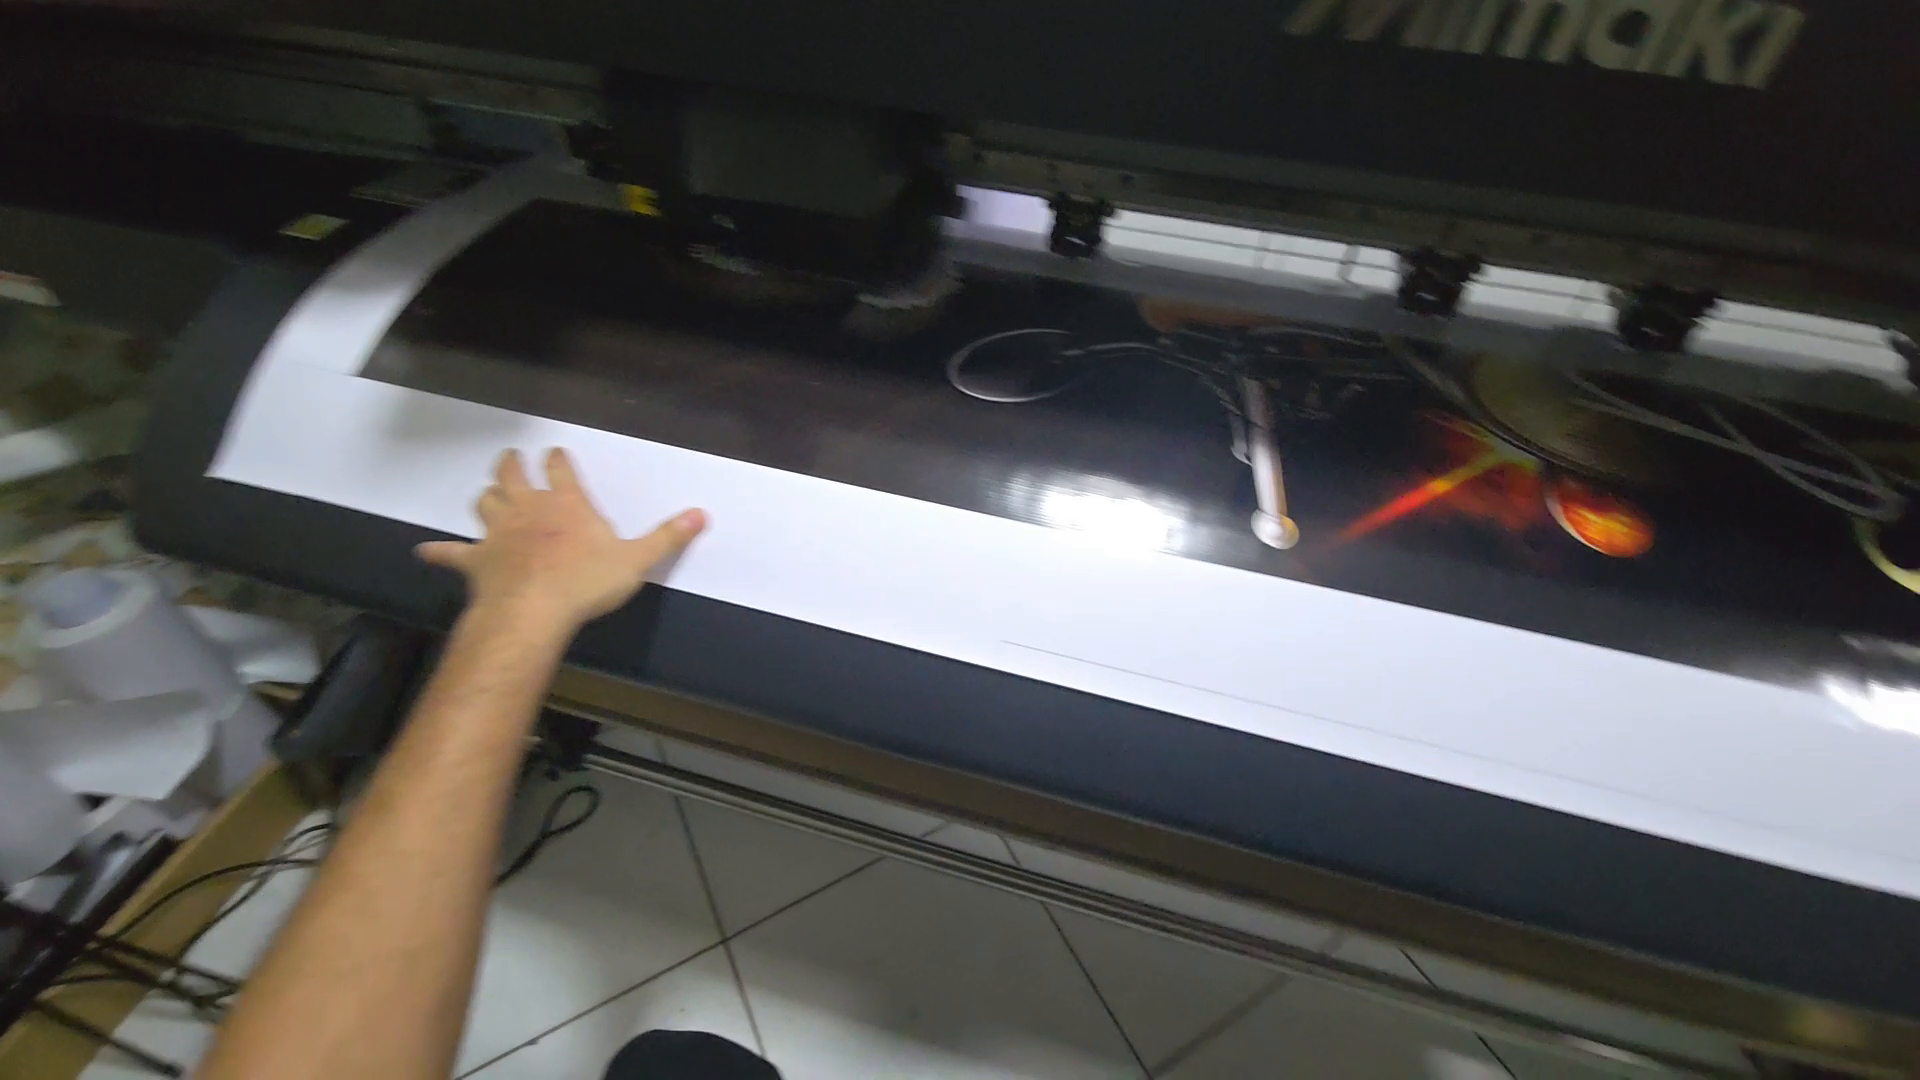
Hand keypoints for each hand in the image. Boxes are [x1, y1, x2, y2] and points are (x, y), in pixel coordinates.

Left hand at [416, 448, 705, 631]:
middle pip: (513, 477)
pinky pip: (452, 552)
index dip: (557, 459)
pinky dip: (439, 551)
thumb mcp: (638, 559)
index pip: (560, 470)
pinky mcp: (477, 561)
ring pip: (486, 503)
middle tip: (511, 456)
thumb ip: (667, 537)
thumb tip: (701, 514)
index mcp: (568, 505)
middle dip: (512, 465)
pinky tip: (425, 551)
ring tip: (488, 490)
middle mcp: (529, 510)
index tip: (555, 451)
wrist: (534, 611)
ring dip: (487, 495)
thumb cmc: (588, 581)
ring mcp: (498, 534)